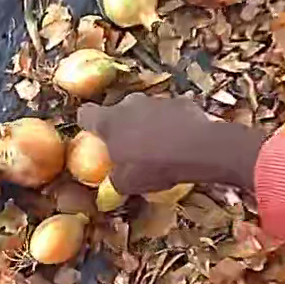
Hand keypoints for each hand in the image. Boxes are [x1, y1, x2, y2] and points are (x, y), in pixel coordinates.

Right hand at [79, 94, 266, 193]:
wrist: (199, 149)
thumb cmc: (154, 166)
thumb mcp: (127, 183)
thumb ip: (115, 180)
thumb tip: (112, 183)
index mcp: (109, 121)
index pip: (86, 114)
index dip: (88, 124)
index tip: (95, 136)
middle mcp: (129, 104)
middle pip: (118, 110)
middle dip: (122, 124)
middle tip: (130, 146)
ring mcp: (156, 100)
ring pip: (145, 110)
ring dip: (148, 123)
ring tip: (160, 147)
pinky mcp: (181, 102)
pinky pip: (171, 113)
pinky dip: (173, 123)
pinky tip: (181, 142)